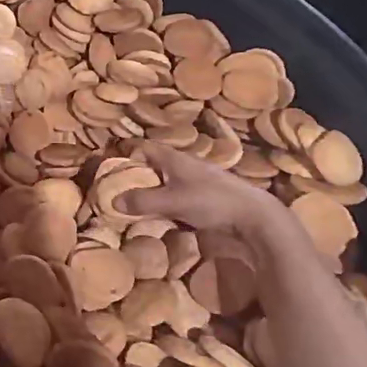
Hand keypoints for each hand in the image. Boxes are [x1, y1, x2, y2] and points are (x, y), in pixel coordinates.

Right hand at [124, 144, 302, 254]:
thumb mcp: (172, 201)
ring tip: (137, 207)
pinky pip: (180, 198)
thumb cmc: (211, 201)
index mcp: (175, 158)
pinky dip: (169, 206)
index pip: (145, 148)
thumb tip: (112, 200)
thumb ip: (142, 201)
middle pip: (156, 166)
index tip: (113, 168)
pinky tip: (164, 218)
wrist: (255, 218)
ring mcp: (198, 183)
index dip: (128, 154)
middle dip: (139, 176)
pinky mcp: (208, 200)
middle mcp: (186, 166)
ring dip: (155, 193)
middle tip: (120, 190)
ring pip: (169, 183)